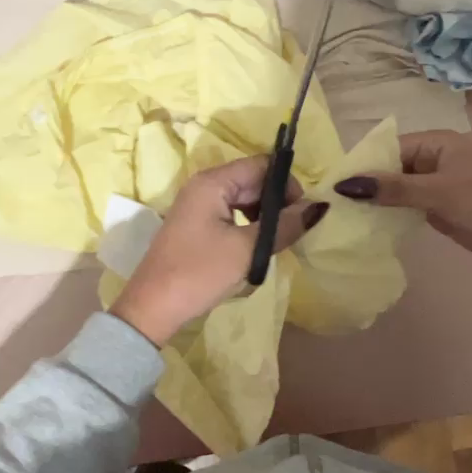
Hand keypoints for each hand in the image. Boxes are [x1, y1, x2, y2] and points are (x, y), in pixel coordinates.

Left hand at [109, 156, 328, 346]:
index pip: (261, 165)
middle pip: (252, 180)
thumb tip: (318, 207)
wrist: (152, 308)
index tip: (302, 211)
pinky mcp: (195, 225)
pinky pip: (230, 214)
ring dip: (264, 215)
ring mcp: (197, 205)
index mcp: (213, 182)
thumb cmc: (199, 273)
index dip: (286, 183)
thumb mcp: (247, 250)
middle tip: (294, 230)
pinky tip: (256, 247)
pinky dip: (248, 225)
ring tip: (277, 240)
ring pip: (243, 198)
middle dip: (277, 201)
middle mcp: (203, 186)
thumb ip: (284, 226)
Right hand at [333, 131, 471, 271]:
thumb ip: (393, 189)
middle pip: (389, 168)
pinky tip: (366, 226)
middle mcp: (434, 159)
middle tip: (329, 205)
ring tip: (340, 217)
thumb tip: (345, 184)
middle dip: (364, 185)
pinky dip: (388, 215)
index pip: (388, 148)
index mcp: (438, 142)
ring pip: (395, 189)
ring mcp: (436, 185)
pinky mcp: (439, 209)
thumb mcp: (440, 193)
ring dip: (374, 201)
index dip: (361, 165)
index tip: (330, 185)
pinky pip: (405, 207)